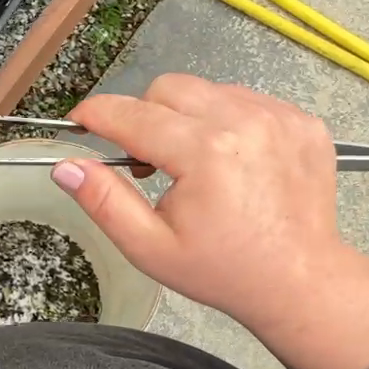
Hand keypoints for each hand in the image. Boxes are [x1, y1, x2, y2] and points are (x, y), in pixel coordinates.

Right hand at [60, 75, 368, 368]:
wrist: (298, 280)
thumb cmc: (221, 270)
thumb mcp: (148, 247)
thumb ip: (104, 201)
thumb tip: (67, 167)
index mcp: (203, 153)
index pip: (132, 115)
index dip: (97, 114)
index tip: (79, 120)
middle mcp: (243, 122)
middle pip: (168, 88)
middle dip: (145, 117)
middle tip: (147, 164)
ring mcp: (279, 117)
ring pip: (207, 90)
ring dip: (186, 119)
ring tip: (192, 166)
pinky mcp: (301, 120)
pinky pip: (246, 100)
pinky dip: (225, 122)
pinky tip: (228, 163)